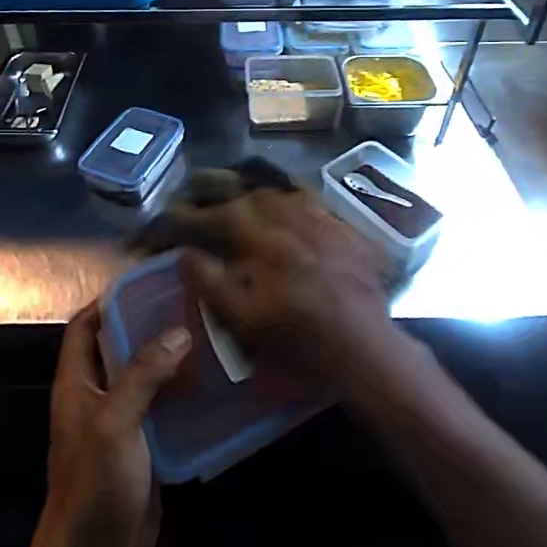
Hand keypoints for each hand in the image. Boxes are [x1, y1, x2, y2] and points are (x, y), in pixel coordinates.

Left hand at [0, 303, 190, 546]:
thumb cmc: (94, 486)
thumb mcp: (113, 423)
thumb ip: (142, 375)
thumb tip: (178, 333)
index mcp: (76, 383)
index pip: (84, 327)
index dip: (108, 301)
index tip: (146, 284)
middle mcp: (96, 395)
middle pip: (119, 347)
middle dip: (148, 324)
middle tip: (188, 304)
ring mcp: (121, 421)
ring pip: (145, 376)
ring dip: (170, 357)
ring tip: (207, 333)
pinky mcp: (145, 444)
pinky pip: (163, 407)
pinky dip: (183, 391)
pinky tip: (213, 381)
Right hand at [172, 188, 402, 389]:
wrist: (362, 349)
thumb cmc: (297, 340)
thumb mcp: (244, 321)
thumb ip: (212, 283)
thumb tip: (186, 254)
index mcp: (267, 242)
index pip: (227, 214)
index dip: (202, 213)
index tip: (183, 216)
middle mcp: (297, 224)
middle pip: (260, 196)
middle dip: (236, 200)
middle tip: (222, 211)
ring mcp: (328, 226)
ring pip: (292, 197)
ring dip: (269, 199)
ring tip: (258, 209)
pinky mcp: (353, 235)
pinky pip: (323, 208)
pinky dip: (304, 207)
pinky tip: (301, 219)